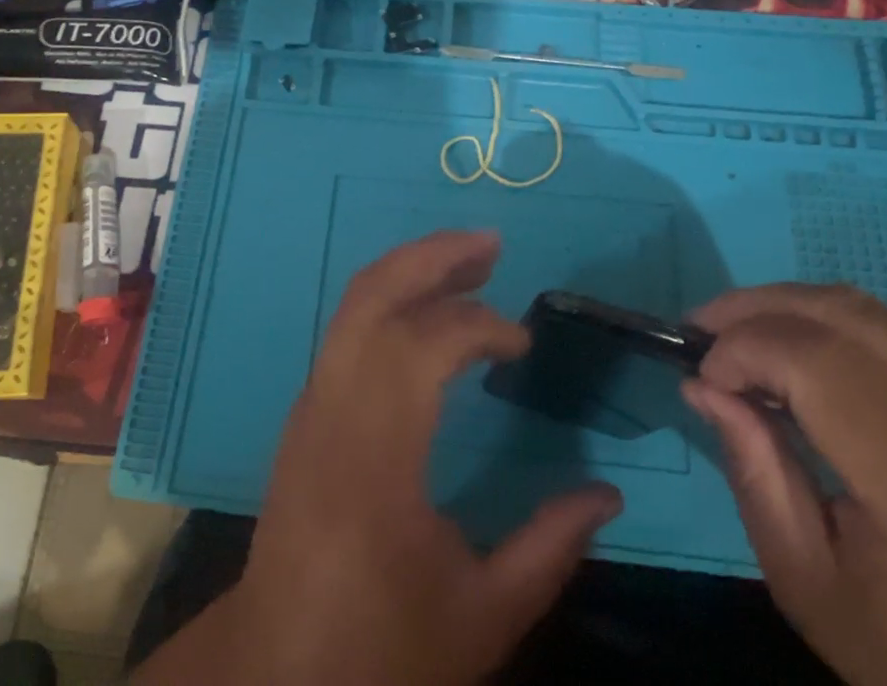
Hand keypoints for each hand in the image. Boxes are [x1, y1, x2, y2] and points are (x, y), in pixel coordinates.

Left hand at [134, 231, 621, 685]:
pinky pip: (342, 339)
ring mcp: (307, 415)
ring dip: (407, 276)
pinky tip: (425, 321)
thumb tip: (608, 494)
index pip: (420, 347)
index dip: (478, 325)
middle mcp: (330, 418)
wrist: (278, 670)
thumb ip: (550, 547)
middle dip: (430, 259)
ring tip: (467, 265)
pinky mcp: (302, 423)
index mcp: (374, 461)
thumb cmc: (381, 647)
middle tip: (489, 244)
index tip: (522, 344)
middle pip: (369, 301)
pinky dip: (386, 308)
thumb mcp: (484, 615)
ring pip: (348, 312)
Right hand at [683, 284, 886, 685]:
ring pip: (880, 312)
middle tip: (702, 332)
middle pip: (848, 315)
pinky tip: (811, 363)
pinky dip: (844, 334)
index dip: (742, 348)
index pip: (819, 362)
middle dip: (757, 309)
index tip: (699, 377)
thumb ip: (755, 473)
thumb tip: (704, 386)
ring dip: (797, 313)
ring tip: (745, 343)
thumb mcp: (813, 586)